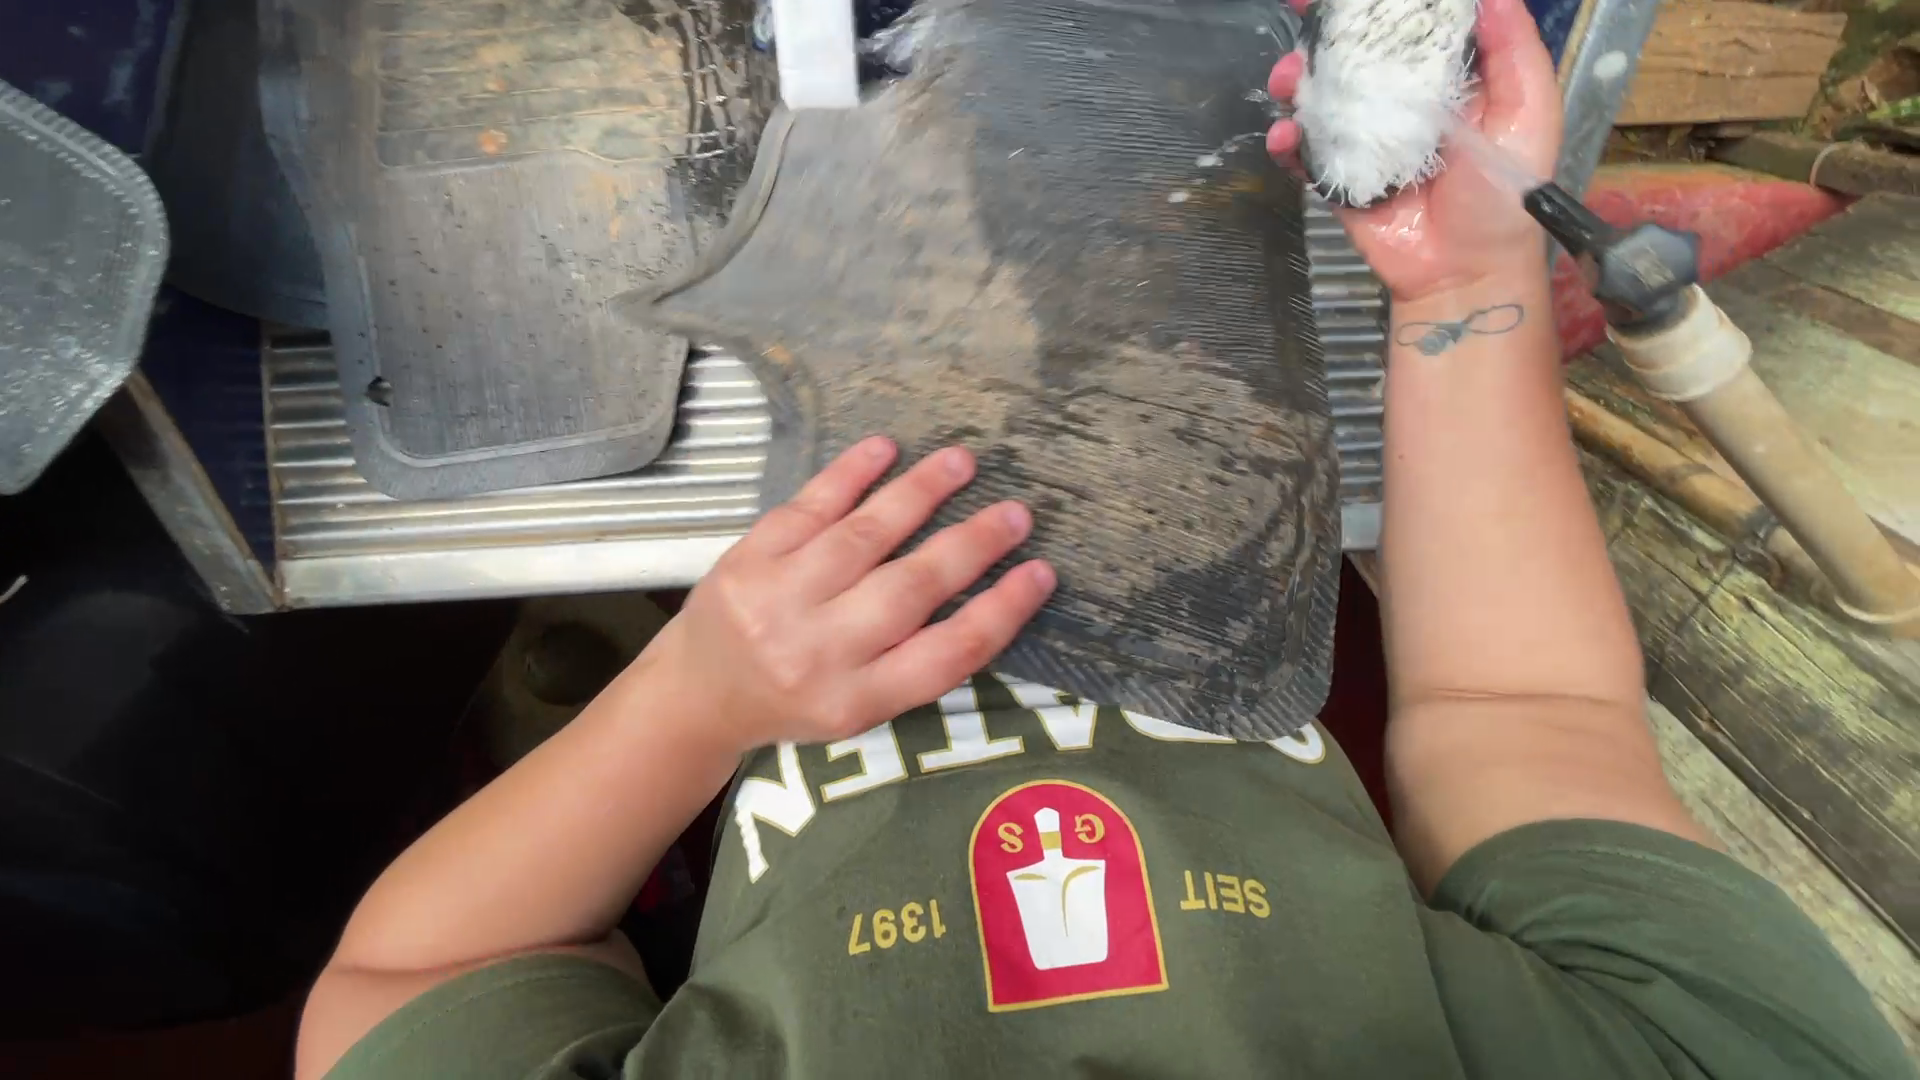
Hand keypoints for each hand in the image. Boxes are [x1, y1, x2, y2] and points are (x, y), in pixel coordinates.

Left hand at [641, 438, 1054, 750]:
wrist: (698, 692)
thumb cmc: (794, 701)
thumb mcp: (860, 708)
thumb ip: (915, 661)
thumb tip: (986, 591)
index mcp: (857, 701)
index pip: (946, 655)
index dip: (1001, 611)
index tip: (1040, 573)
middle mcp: (819, 654)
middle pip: (911, 590)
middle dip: (972, 545)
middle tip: (1016, 513)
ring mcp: (778, 601)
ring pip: (863, 536)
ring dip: (919, 493)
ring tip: (961, 462)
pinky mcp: (747, 559)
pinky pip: (808, 507)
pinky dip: (850, 474)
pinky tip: (885, 448)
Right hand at [1266, 0, 1561, 301]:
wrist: (1465, 270)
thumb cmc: (1506, 194)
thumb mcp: (1527, 112)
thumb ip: (1512, 53)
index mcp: (1448, 81)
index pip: (1411, 31)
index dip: (1378, 7)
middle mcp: (1401, 107)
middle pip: (1355, 62)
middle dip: (1323, 40)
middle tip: (1300, 18)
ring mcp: (1365, 147)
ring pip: (1322, 106)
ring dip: (1296, 87)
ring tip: (1284, 80)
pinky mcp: (1340, 186)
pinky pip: (1307, 160)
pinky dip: (1288, 147)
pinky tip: (1282, 136)